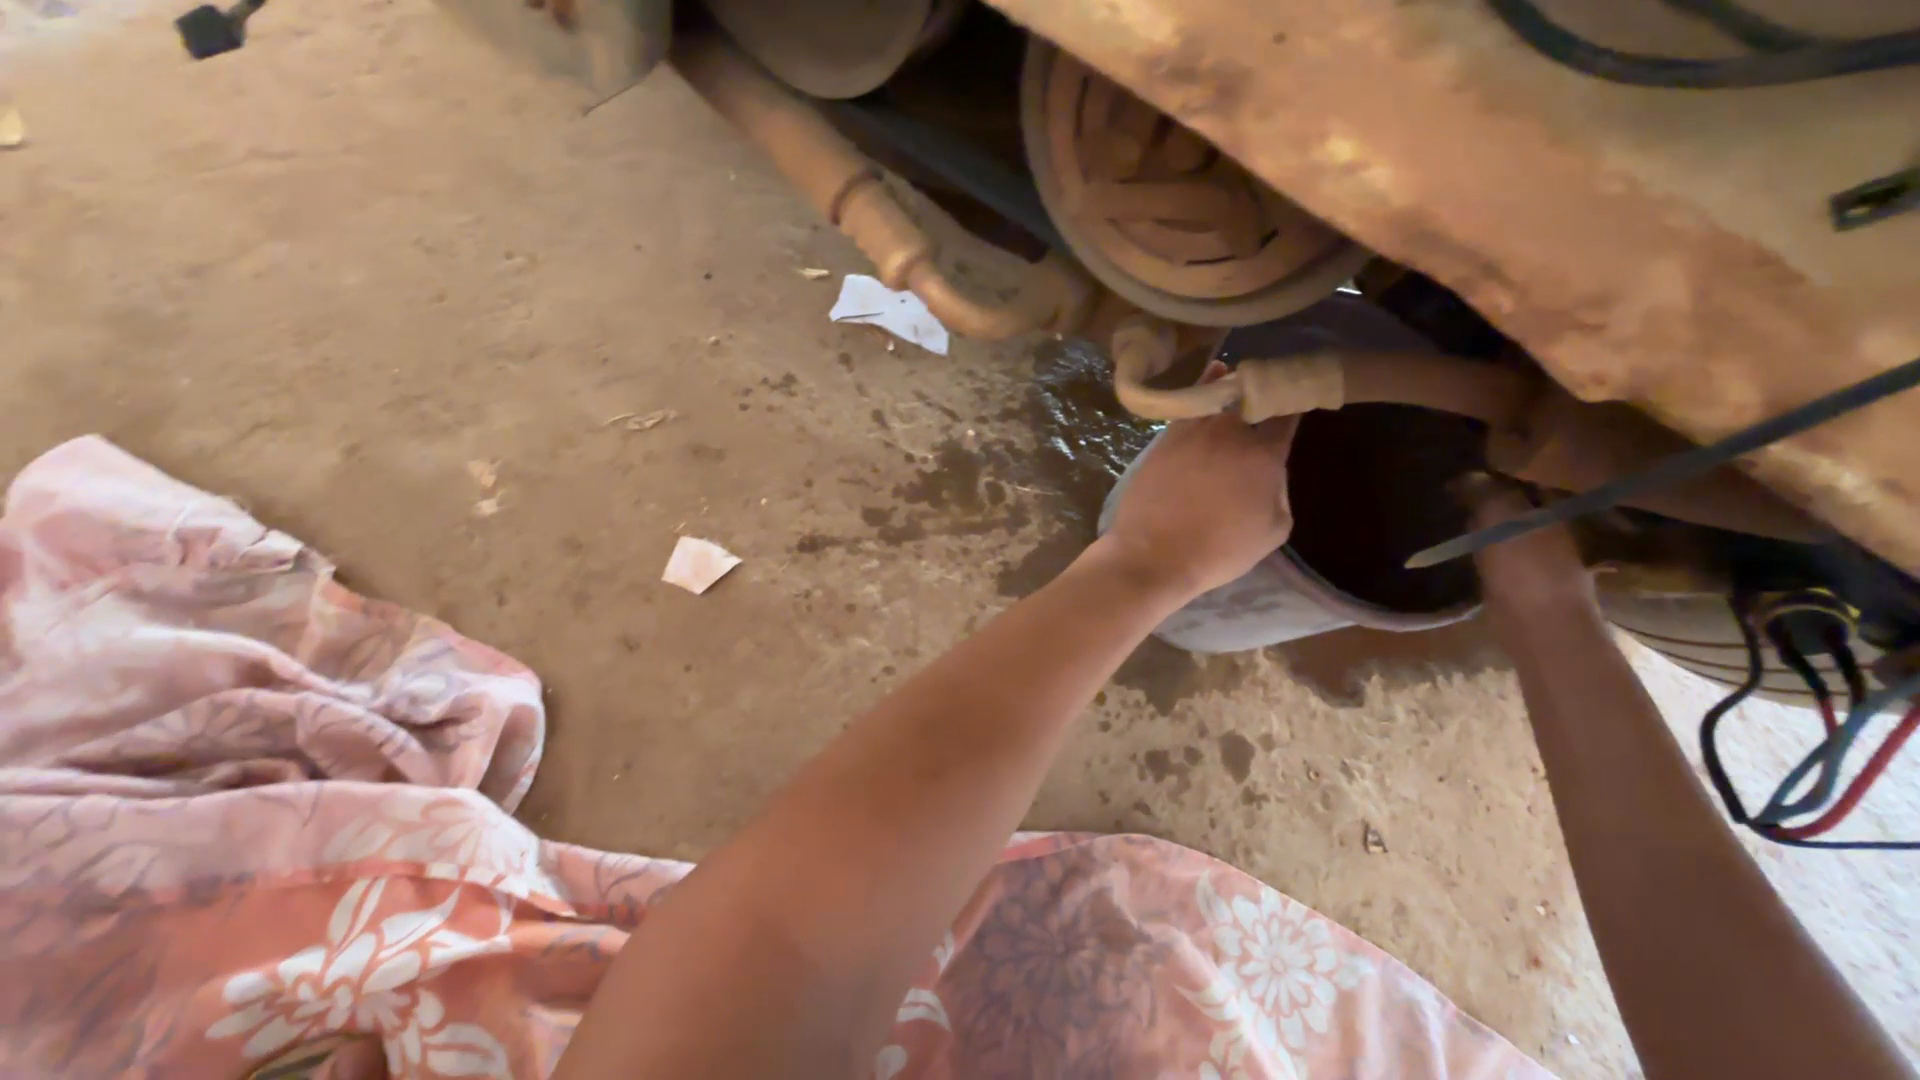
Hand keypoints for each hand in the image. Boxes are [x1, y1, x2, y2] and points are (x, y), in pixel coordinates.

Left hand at [1103, 362, 1299, 599]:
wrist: (1154, 555)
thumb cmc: (1219, 550)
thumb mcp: (1272, 529)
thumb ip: (1279, 490)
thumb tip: (1270, 471)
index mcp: (1263, 454)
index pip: (1286, 416)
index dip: (1293, 403)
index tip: (1297, 396)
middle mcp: (1229, 433)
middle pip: (1250, 400)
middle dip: (1260, 392)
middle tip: (1265, 388)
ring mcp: (1192, 432)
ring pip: (1217, 397)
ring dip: (1230, 384)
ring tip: (1234, 372)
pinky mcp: (1164, 438)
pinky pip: (1187, 405)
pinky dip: (1200, 388)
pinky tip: (1208, 376)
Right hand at [1454, 473, 1598, 618]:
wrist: (1538, 623)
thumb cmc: (1525, 565)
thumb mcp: (1500, 517)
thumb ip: (1484, 492)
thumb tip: (1465, 475)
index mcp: (1552, 511)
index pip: (1525, 480)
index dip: (1496, 473)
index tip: (1465, 469)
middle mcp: (1547, 530)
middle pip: (1512, 506)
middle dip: (1486, 498)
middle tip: (1451, 491)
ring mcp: (1534, 557)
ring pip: (1500, 531)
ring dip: (1479, 525)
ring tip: (1448, 515)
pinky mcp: (1517, 581)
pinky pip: (1493, 555)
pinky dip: (1477, 550)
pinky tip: (1457, 547)